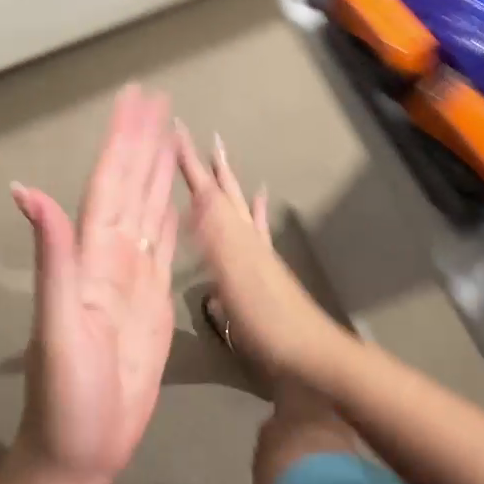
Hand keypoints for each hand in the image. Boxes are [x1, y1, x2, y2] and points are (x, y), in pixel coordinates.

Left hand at [7, 84, 178, 483]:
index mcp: (91, 255)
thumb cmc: (65, 394)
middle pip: (132, 185)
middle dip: (144, 142)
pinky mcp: (154, 302)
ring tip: (171, 133)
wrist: (80, 448)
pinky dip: (172, 216)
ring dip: (158, 170)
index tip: (135, 100)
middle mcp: (112, 255)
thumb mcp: (57, 325)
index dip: (122, 140)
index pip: (109, 182)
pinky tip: (177, 197)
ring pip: (150, 209)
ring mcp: (134, 277)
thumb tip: (27, 189)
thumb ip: (53, 256)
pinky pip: (166, 247)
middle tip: (159, 100)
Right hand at [175, 125, 347, 383]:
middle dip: (207, 165)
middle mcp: (245, 236)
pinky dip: (253, 210)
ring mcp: (258, 251)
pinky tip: (258, 201)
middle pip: (223, 193)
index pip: (206, 192)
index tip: (174, 131)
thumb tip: (196, 193)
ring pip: (238, 206)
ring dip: (227, 182)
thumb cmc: (265, 321)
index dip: (189, 163)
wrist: (308, 352)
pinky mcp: (266, 269)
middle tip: (193, 136)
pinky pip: (257, 229)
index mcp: (232, 238)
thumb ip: (216, 236)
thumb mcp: (233, 279)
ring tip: (220, 157)